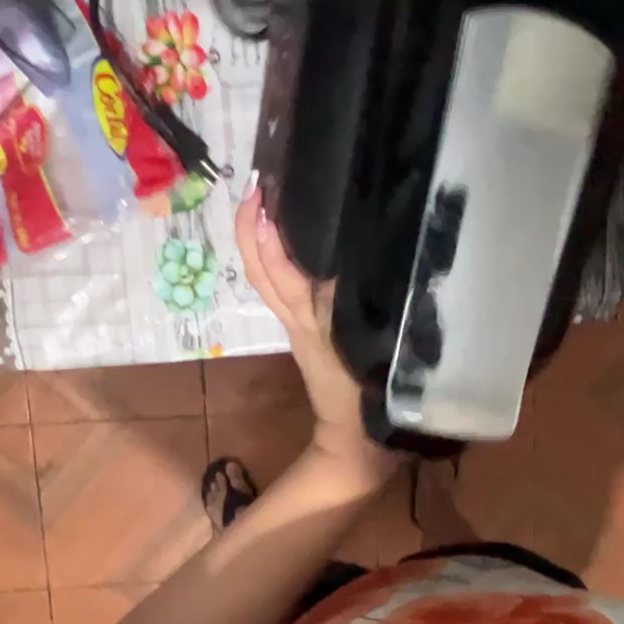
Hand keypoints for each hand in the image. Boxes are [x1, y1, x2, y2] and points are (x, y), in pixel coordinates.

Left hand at [235, 186, 403, 485]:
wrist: (358, 441)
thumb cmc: (371, 396)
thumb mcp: (366, 346)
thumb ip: (353, 307)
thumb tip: (342, 264)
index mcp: (310, 316)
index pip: (276, 267)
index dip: (263, 233)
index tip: (261, 191)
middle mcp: (298, 314)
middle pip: (263, 267)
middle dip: (252, 226)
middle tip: (258, 182)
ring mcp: (300, 323)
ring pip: (269, 277)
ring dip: (261, 239)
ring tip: (267, 199)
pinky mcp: (307, 332)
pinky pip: (286, 289)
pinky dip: (279, 260)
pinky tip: (295, 237)